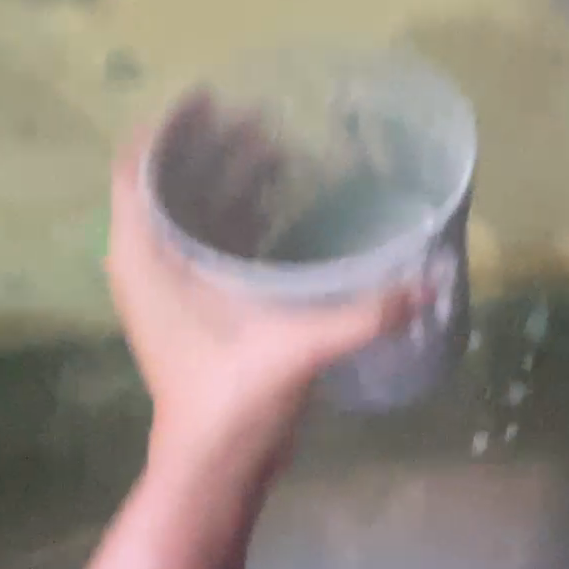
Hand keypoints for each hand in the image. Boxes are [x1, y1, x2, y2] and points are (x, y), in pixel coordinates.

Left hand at [105, 125, 415, 481]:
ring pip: (190, 220)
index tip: (218, 100)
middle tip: (264, 125)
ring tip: (277, 158)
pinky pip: (211, 251)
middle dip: (211, 152)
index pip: (138, 167)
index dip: (172, 127)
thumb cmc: (234, 401)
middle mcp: (148, 268)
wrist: (215, 468)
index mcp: (146, 259)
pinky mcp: (198, 318)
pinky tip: (284, 220)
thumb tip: (430, 283)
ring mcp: (171, 296)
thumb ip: (364, 314)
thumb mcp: (299, 348)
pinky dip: (240, 227)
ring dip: (227, 186)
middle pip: (168, 187)